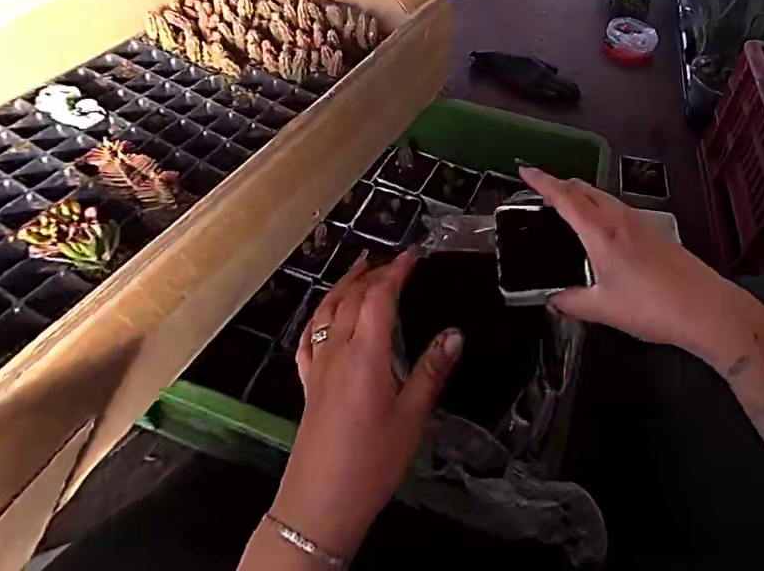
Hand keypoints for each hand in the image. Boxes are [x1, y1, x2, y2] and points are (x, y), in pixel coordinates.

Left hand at [269, 252, 461, 556]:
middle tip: (397, 261)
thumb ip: (432, 371)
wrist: (318, 508)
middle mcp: (338, 353)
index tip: (414, 255)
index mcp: (366, 355)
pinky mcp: (308, 386)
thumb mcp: (412, 418)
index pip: (379, 297)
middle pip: (351, 298)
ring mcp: (318, 369)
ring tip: (360, 267)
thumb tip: (455, 333)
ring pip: (326, 312)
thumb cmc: (371, 462)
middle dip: (375, 273)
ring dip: (344, 285)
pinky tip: (324, 314)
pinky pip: (308, 339)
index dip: (396, 271)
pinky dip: (318, 316)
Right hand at [520, 167, 752, 362]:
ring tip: (567, 206)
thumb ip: (574, 302)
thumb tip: (554, 299)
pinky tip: (601, 230)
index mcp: (602, 232)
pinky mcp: (655, 232)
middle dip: (562, 184)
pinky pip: (619, 210)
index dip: (543, 182)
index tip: (526, 170)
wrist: (705, 307)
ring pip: (604, 197)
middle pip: (586, 190)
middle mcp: (621, 219)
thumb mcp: (604, 309)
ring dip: (583, 195)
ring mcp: (642, 222)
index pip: (566, 197)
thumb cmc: (652, 306)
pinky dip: (600, 208)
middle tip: (542, 190)